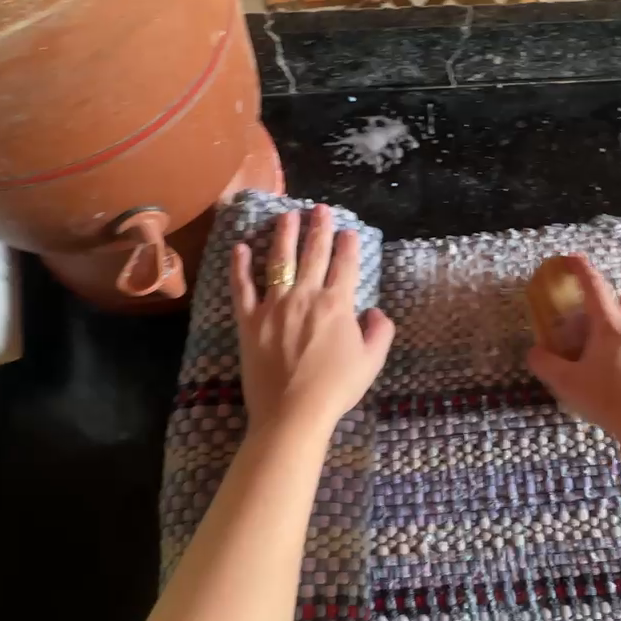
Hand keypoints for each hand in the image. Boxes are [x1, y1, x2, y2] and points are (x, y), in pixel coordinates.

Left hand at [230, 204, 394, 437]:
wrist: (293, 411)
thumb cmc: (336, 388)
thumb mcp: (371, 362)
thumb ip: (380, 332)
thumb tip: (376, 312)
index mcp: (337, 304)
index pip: (346, 265)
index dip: (349, 245)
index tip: (350, 231)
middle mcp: (305, 296)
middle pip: (314, 254)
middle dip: (319, 228)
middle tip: (320, 209)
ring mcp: (274, 305)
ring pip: (279, 261)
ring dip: (284, 235)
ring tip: (286, 215)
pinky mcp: (249, 320)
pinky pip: (242, 287)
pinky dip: (240, 266)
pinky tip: (240, 248)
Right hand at [524, 255, 620, 457]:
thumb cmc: (609, 403)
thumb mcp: (568, 385)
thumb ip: (546, 364)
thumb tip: (534, 351)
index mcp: (611, 327)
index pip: (594, 287)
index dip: (582, 269)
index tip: (573, 258)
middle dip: (615, 304)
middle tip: (601, 329)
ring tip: (620, 363)